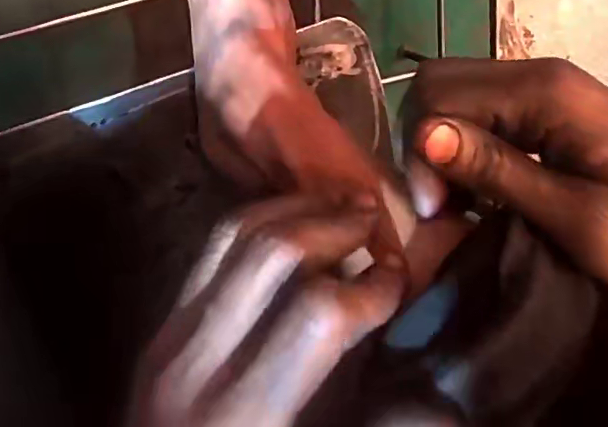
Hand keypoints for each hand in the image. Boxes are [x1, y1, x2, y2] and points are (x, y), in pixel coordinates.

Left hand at [127, 195, 405, 426]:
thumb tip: (445, 401)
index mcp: (248, 419)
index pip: (317, 317)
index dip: (371, 289)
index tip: (400, 276)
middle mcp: (200, 366)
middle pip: (275, 255)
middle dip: (335, 226)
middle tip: (375, 216)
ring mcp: (172, 336)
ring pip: (239, 233)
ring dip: (298, 207)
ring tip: (341, 203)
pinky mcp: (163, 324)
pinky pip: (213, 246)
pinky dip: (260, 216)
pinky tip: (293, 215)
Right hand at [401, 56, 607, 307]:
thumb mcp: (583, 222)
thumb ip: (499, 172)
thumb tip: (424, 134)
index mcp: (544, 88)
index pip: (440, 91)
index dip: (422, 148)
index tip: (437, 214)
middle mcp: (540, 72)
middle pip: (446, 83)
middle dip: (429, 140)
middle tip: (446, 208)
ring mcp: (552, 88)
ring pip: (466, 97)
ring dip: (450, 146)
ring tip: (465, 207)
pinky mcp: (561, 109)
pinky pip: (493, 113)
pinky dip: (475, 147)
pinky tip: (489, 191)